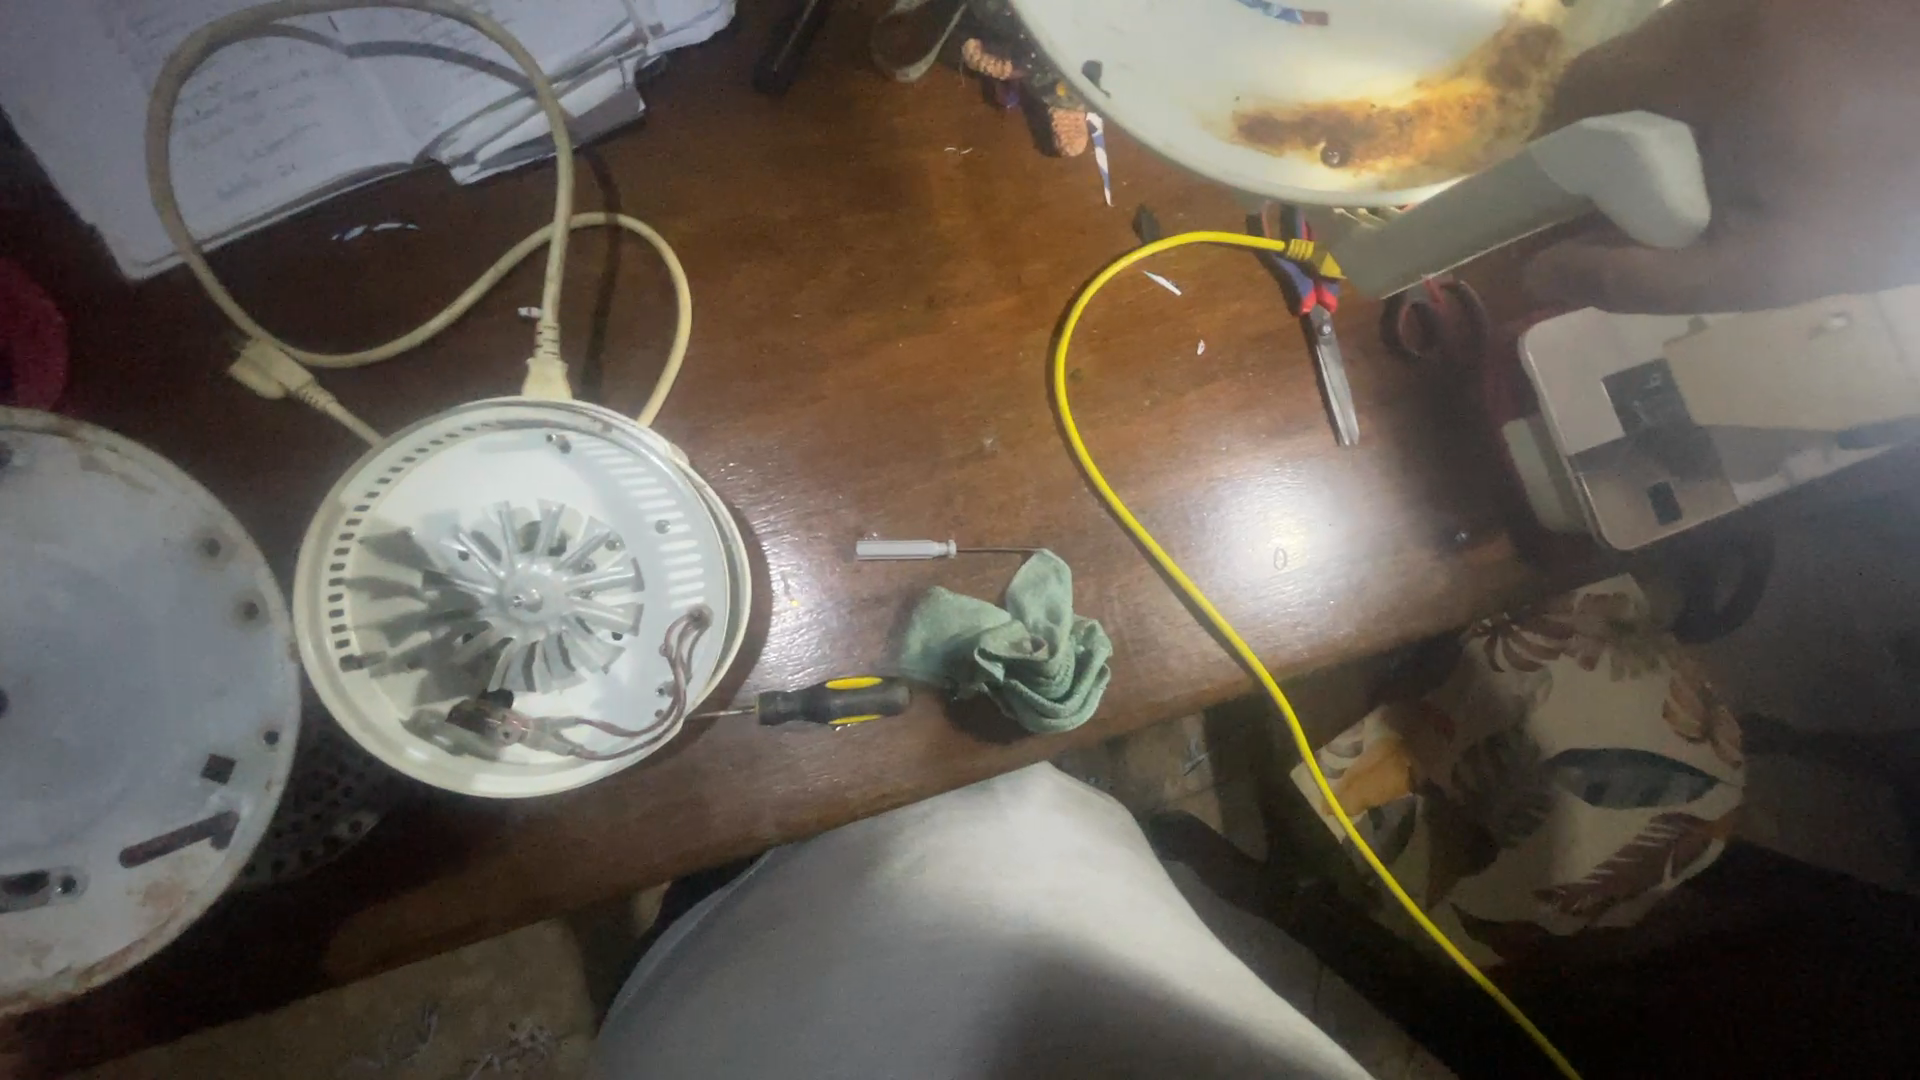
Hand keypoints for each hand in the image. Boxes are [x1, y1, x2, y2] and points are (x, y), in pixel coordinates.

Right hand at [1524, 0, 1919, 312]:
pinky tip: (1796, 103)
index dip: (1559, 142)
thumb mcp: (1757, 266)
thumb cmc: (1904, 194)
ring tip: (1744, 143)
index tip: (1576, 191)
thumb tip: (1535, 271)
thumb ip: (1631, 278)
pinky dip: (1749, 65)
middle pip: (1638, 57)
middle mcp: (1750, 2)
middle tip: (1661, 179)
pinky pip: (1753, 26)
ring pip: (1697, 36)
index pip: (1582, 88)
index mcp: (1715, 60)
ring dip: (1689, 92)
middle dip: (1625, 121)